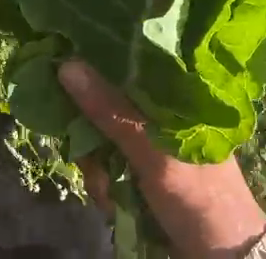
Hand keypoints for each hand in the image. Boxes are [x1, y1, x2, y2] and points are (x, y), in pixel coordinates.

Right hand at [60, 60, 265, 258]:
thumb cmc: (200, 200)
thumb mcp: (155, 155)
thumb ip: (112, 112)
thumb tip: (66, 64)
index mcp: (174, 98)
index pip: (127, 63)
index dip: (93, 64)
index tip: (64, 69)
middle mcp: (157, 115)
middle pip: (102, 101)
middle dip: (88, 131)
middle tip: (91, 155)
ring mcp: (145, 144)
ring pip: (97, 135)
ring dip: (95, 165)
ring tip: (110, 191)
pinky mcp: (137, 170)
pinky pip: (102, 163)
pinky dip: (102, 182)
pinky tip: (114, 201)